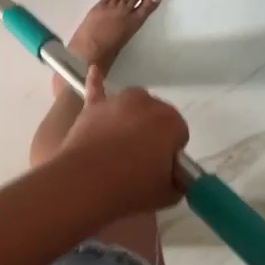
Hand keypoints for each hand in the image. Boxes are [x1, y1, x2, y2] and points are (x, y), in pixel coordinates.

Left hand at [59, 66, 189, 215]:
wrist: (85, 183)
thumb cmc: (131, 188)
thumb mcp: (168, 194)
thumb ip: (177, 181)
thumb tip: (174, 176)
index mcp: (171, 122)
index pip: (179, 134)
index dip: (171, 153)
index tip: (161, 169)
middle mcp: (147, 103)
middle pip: (156, 117)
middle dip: (153, 134)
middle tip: (141, 162)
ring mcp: (117, 102)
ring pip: (132, 106)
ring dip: (132, 118)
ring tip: (122, 144)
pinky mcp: (92, 108)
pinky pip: (96, 89)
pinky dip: (96, 82)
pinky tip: (94, 70)